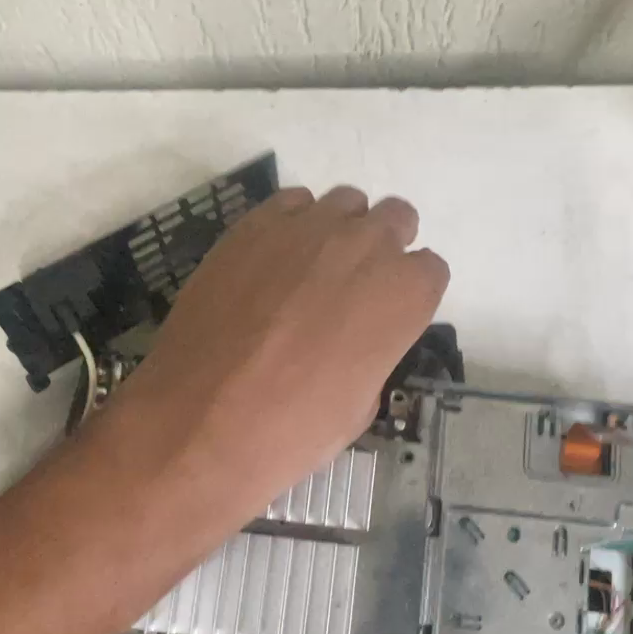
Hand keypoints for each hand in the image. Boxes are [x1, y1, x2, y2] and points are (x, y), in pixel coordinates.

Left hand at [102, 185, 448, 514]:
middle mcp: (364, 246)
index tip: (388, 315)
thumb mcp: (358, 407)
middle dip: (383, 248)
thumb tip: (354, 343)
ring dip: (339, 231)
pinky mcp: (253, 225)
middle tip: (353, 288)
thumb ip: (371, 354)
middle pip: (395, 219)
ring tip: (309, 274)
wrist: (202, 420)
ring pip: (344, 203)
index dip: (409, 293)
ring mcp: (306, 227)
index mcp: (404, 294)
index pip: (430, 269)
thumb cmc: (292, 430)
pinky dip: (292, 225)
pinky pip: (290, 204)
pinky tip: (272, 264)